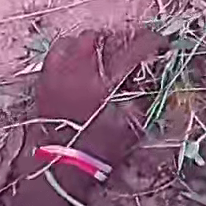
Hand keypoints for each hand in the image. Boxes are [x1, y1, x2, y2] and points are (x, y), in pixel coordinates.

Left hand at [23, 29, 161, 173]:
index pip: (132, 50)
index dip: (151, 41)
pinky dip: (70, 50)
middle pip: (104, 38)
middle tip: (133, 47)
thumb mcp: (129, 128)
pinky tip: (78, 61)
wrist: (59, 167)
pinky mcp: (44, 80)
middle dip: (122, 39)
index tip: (162, 43)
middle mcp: (80, 71)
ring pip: (77, 40)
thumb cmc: (97, 151)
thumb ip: (141, 102)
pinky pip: (57, 52)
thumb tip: (148, 81)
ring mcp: (58, 73)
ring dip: (95, 42)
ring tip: (104, 51)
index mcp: (104, 83)